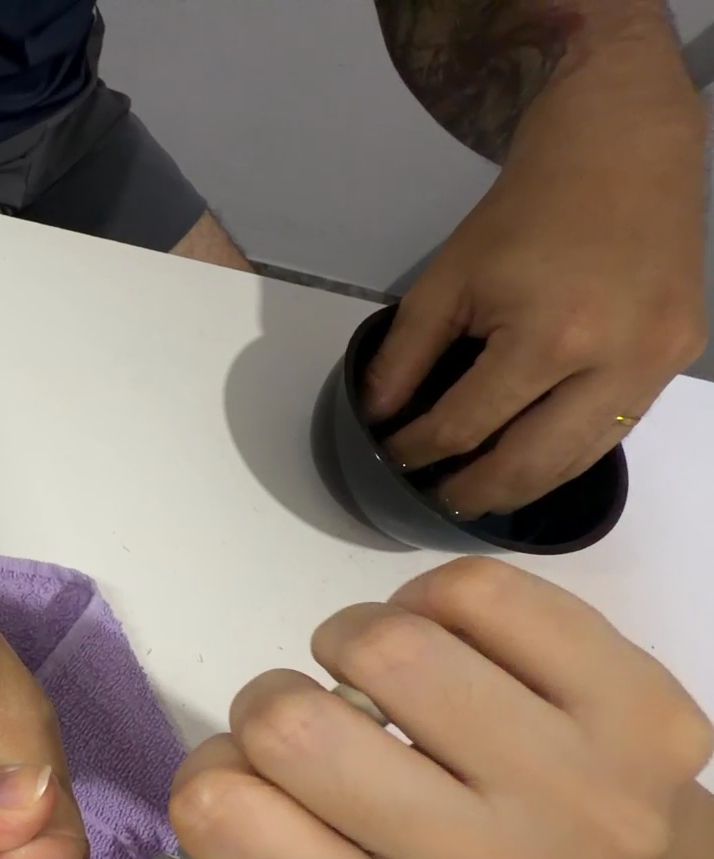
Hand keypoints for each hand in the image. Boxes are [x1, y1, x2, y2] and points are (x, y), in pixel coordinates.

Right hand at [98, 557, 712, 858]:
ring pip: (380, 644)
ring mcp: (589, 790)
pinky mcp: (645, 704)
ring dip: (351, 646)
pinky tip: (461, 653)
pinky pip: (471, 592)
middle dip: (279, 705)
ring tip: (389, 689)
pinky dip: (433, 602)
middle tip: (327, 730)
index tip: (265, 788)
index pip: (216, 814)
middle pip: (287, 722)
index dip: (213, 774)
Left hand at [366, 68, 706, 516]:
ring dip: (521, 486)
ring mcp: (660, 363)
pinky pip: (615, 430)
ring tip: (469, 496)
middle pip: (533, 462)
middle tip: (429, 502)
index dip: (416, 451)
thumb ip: (402, 360)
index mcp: (551, 340)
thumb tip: (376, 418)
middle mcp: (618, 361)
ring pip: (581, 457)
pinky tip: (522, 463)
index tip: (388, 457)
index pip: (465, 427)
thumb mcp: (440, 289)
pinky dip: (563, 457)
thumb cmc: (519, 221)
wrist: (622, 160)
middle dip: (472, 491)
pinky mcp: (679, 357)